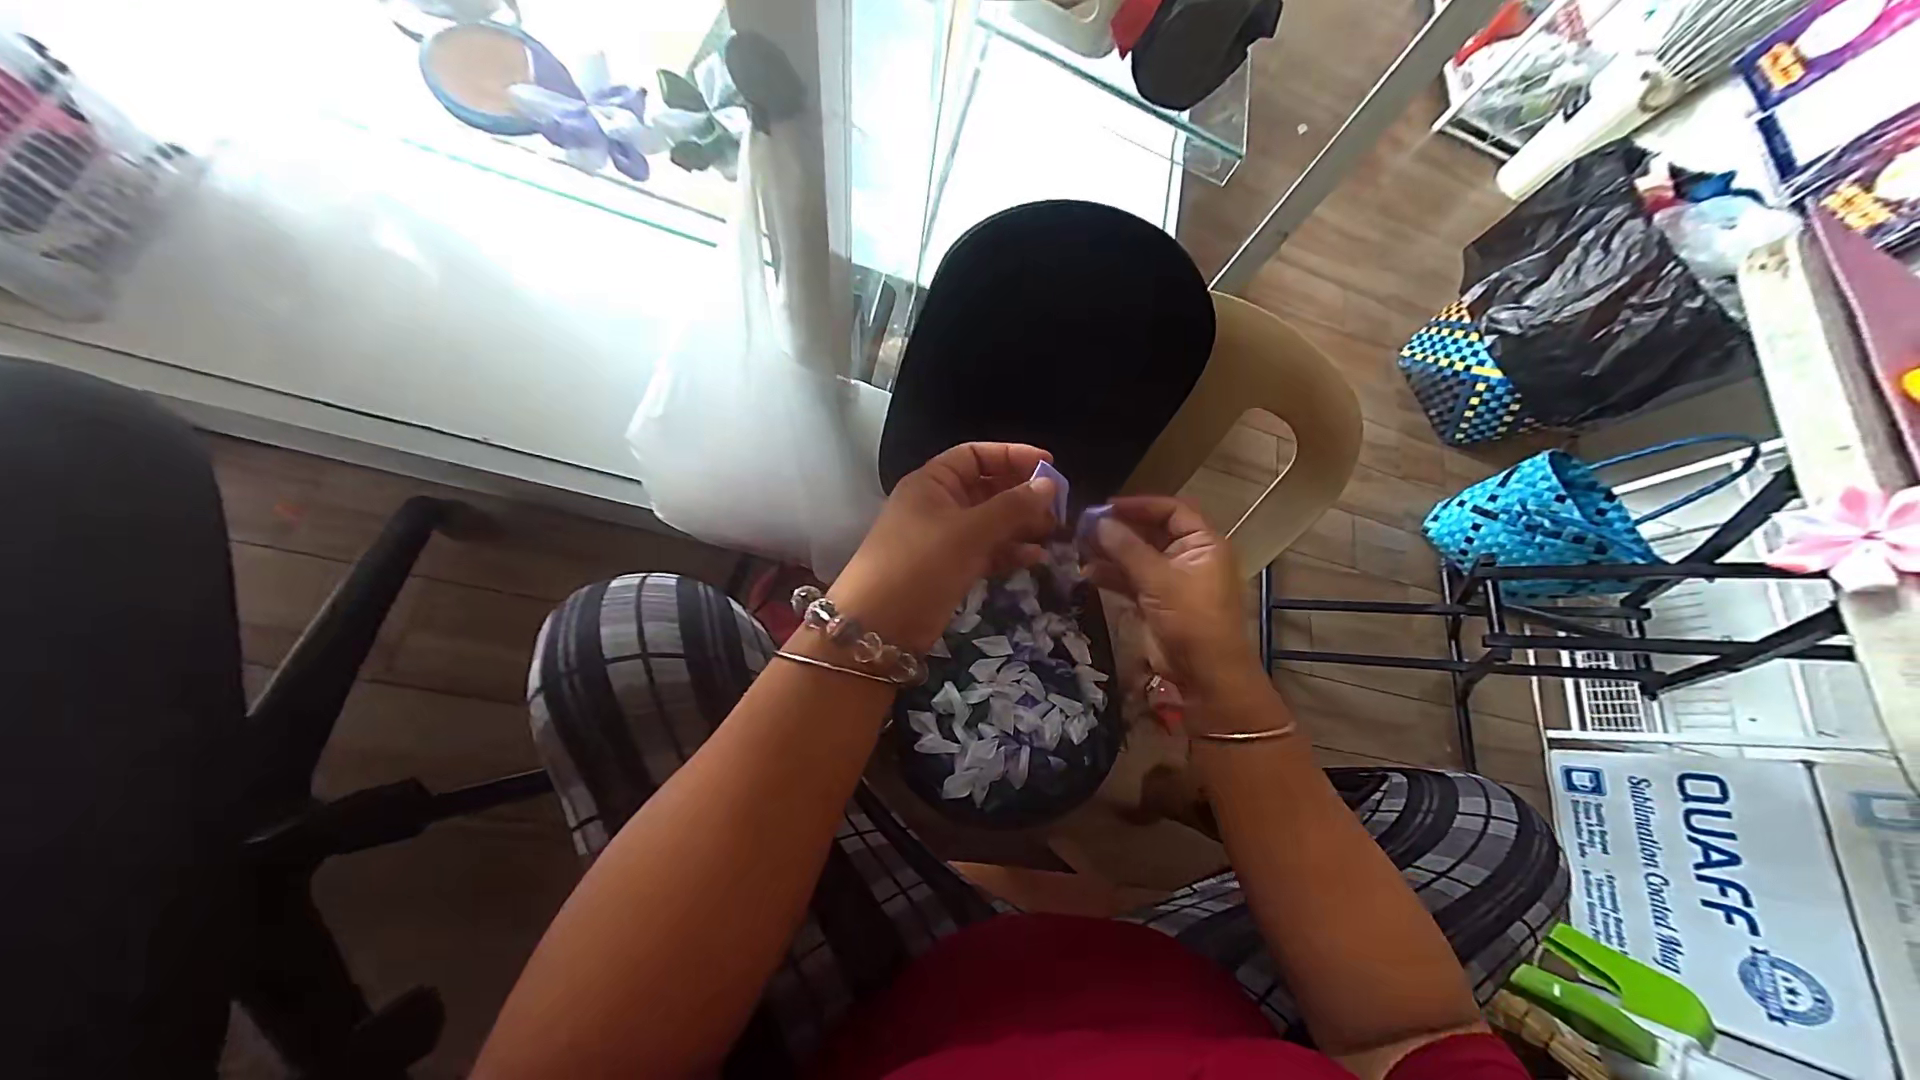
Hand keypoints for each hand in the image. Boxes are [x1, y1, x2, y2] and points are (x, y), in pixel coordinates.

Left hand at [828, 443, 1059, 652]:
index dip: (1013, 455)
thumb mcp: (969, 531)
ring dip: (1020, 526)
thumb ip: (1012, 507)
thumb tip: (1048, 485)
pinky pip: (985, 551)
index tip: (1050, 465)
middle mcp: (938, 504)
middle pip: (986, 488)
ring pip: (989, 522)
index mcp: (933, 482)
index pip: (976, 455)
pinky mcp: (949, 568)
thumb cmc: (920, 565)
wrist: (879, 627)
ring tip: (1054, 533)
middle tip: (1058, 507)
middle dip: (1022, 495)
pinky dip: (1009, 553)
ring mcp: (943, 538)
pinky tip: (1035, 558)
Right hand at [1082, 497, 1268, 715]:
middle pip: (1151, 532)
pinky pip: (1133, 580)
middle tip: (1085, 527)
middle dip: (1119, 530)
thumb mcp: (1158, 578)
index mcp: (1203, 543)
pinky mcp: (1158, 601)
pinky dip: (1113, 576)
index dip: (1139, 505)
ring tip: (1080, 548)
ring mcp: (1173, 580)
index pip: (1171, 510)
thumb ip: (1125, 548)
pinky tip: (1088, 573)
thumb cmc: (1191, 618)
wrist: (1205, 674)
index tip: (1106, 507)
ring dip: (1111, 553)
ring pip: (1138, 557)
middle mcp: (1189, 556)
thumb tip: (1097, 522)